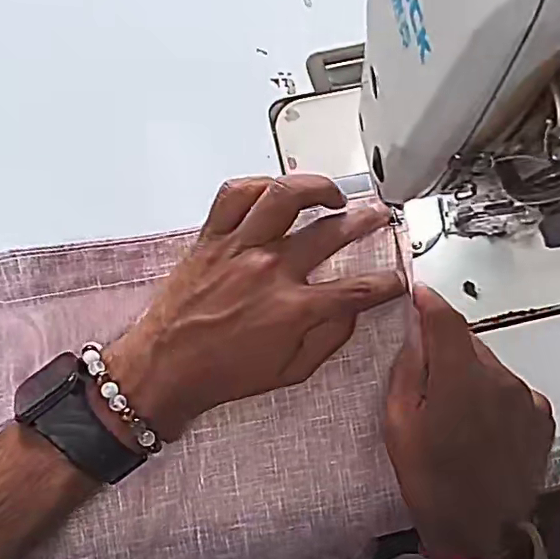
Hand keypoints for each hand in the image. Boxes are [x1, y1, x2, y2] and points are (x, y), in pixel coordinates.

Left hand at [104, 175, 406, 438]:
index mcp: (293, 309)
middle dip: (366, 221)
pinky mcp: (211, 240)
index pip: (356, 289)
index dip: (385, 283)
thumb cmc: (220, 373)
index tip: (393, 280)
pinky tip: (273, 191)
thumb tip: (351, 313)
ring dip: (317, 187)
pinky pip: (234, 195)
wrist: (166, 369)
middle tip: (376, 217)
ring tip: (331, 194)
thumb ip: (328, 340)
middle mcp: (269, 271)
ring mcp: (239, 249)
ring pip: (285, 195)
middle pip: (332, 232)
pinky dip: (258, 185)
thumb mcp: (290, 371)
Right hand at [385, 285, 554, 558]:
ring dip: (470, 372)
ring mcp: (525, 397)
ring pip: (490, 364)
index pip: (446, 319)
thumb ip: (406, 372)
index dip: (429, 302)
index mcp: (459, 378)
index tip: (417, 295)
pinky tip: (480, 422)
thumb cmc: (430, 482)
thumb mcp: (397, 425)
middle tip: (426, 372)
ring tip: (453, 408)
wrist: (478, 531)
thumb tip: (415, 338)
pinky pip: (511, 387)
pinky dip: (493, 392)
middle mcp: (499, 379)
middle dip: (446, 346)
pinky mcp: (541, 415)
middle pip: (468, 341)